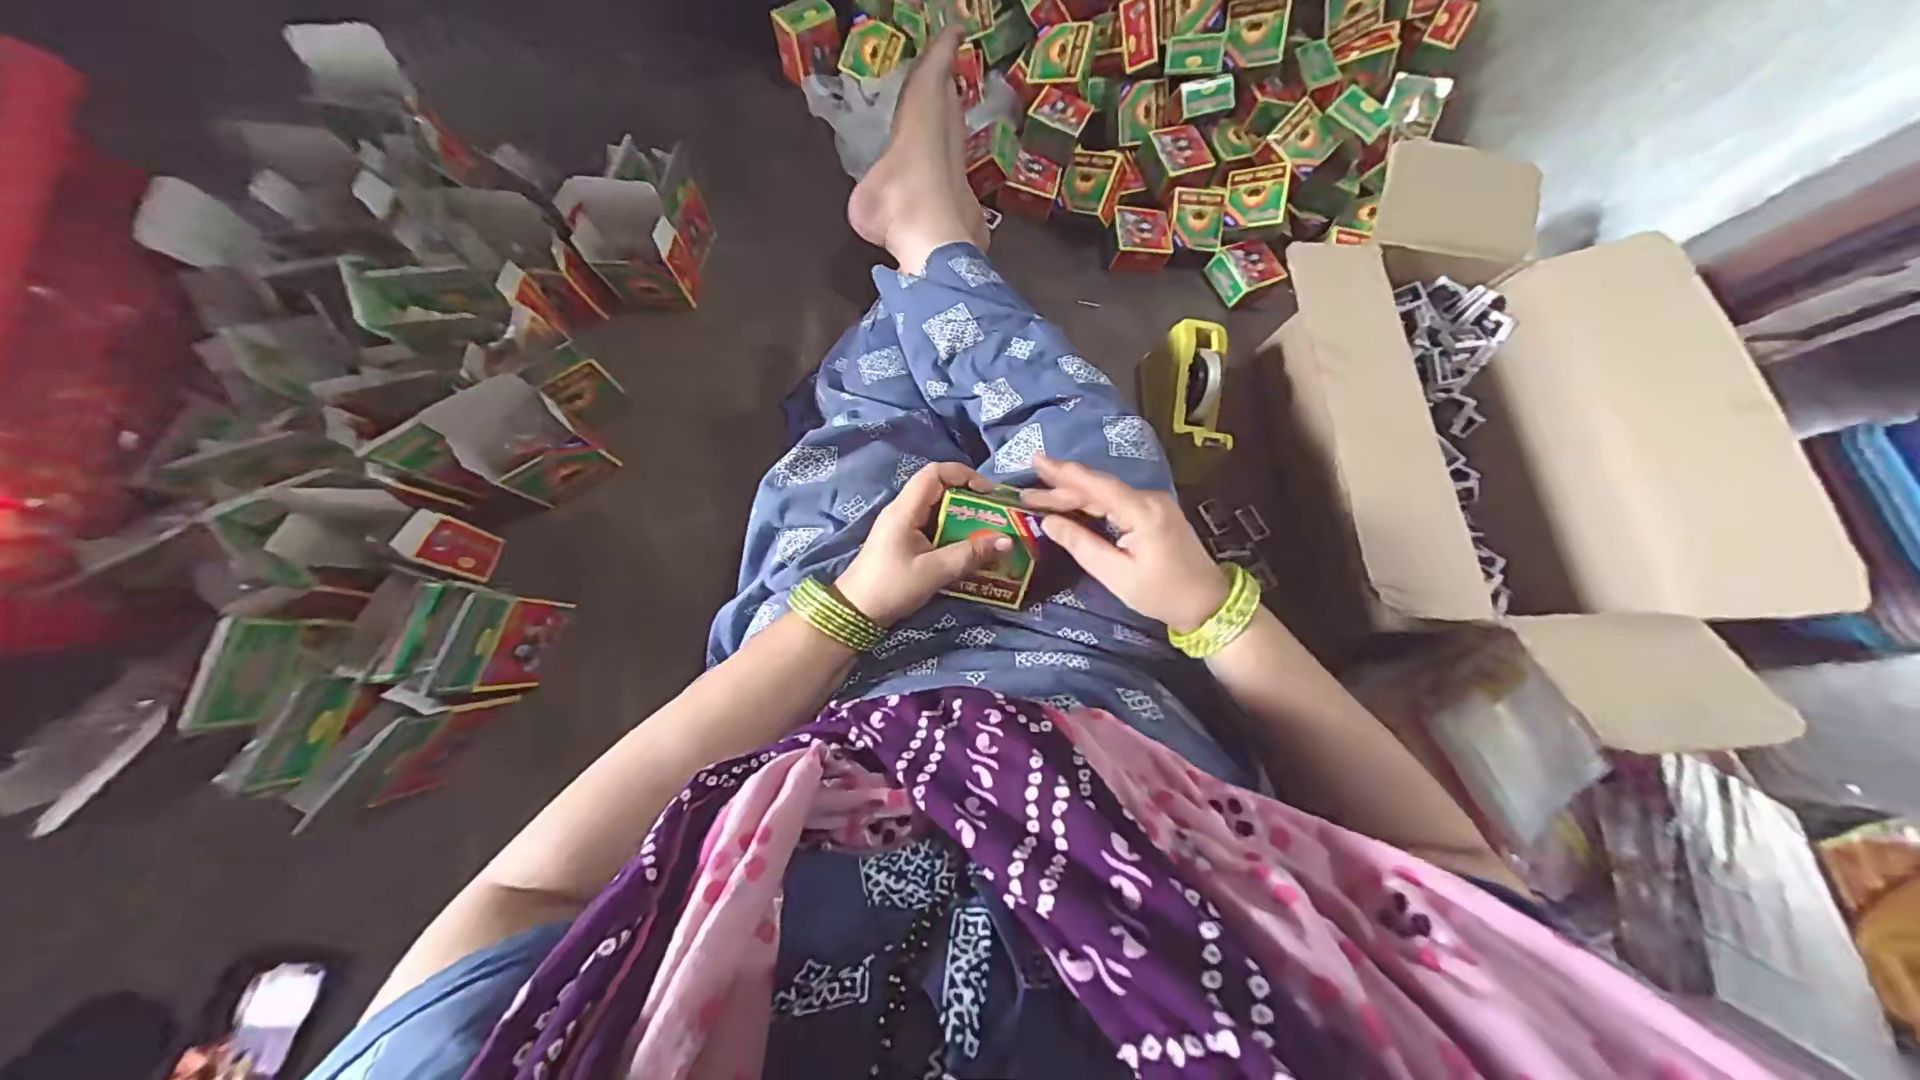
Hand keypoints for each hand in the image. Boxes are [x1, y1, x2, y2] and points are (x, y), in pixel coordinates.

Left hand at [835, 461, 1012, 626]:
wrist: (855, 613)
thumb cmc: (891, 587)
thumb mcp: (934, 572)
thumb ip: (970, 554)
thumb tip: (1007, 541)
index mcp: (905, 510)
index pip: (935, 473)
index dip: (964, 475)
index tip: (988, 493)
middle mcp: (902, 511)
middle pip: (939, 489)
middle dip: (969, 498)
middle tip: (994, 516)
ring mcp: (902, 526)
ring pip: (938, 509)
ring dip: (963, 518)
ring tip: (987, 533)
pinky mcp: (904, 541)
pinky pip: (933, 526)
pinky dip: (953, 532)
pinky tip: (968, 549)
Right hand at [1020, 453, 1227, 632]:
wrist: (1207, 603)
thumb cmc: (1162, 593)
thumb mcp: (1116, 575)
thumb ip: (1081, 544)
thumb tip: (1049, 522)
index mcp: (1142, 512)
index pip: (1096, 485)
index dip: (1063, 472)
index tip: (1035, 460)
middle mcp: (1149, 499)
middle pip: (1098, 488)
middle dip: (1061, 487)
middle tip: (1026, 489)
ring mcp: (1154, 503)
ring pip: (1106, 493)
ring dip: (1073, 494)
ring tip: (1040, 493)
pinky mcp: (1153, 512)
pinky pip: (1116, 501)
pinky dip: (1090, 502)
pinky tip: (1070, 502)